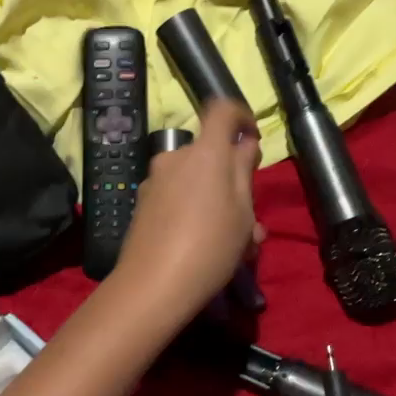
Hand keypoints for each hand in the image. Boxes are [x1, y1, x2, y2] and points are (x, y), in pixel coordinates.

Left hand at [111, 100, 262, 317]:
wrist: (153, 285)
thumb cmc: (210, 246)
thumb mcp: (243, 211)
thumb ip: (244, 171)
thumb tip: (244, 143)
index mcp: (205, 152)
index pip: (222, 110)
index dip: (241, 116)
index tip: (253, 139)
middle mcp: (175, 158)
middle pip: (210, 154)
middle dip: (232, 179)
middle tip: (251, 219)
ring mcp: (155, 181)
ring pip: (196, 182)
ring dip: (217, 203)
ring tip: (236, 244)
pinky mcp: (143, 205)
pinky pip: (178, 198)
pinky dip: (195, 214)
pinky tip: (207, 249)